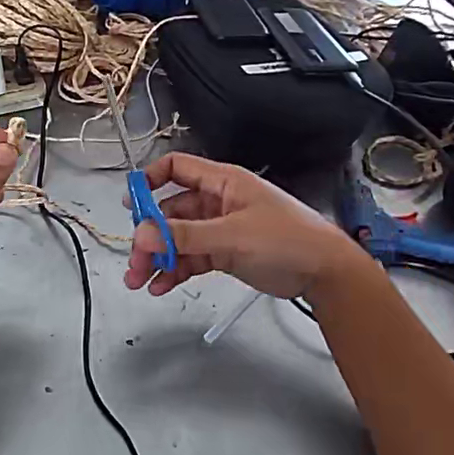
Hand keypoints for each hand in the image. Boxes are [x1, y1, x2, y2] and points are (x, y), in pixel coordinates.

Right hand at [124, 153, 373, 299]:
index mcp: (222, 182)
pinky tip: (162, 286)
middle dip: (150, 235)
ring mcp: (220, 229)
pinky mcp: (224, 253)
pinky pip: (191, 258)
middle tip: (135, 260)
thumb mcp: (232, 234)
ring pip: (178, 239)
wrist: (322, 270)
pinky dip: (176, 270)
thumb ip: (186, 235)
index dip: (150, 180)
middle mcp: (217, 202)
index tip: (131, 202)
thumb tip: (143, 233)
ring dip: (158, 257)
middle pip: (171, 211)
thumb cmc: (287, 238)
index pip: (177, 168)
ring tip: (141, 280)